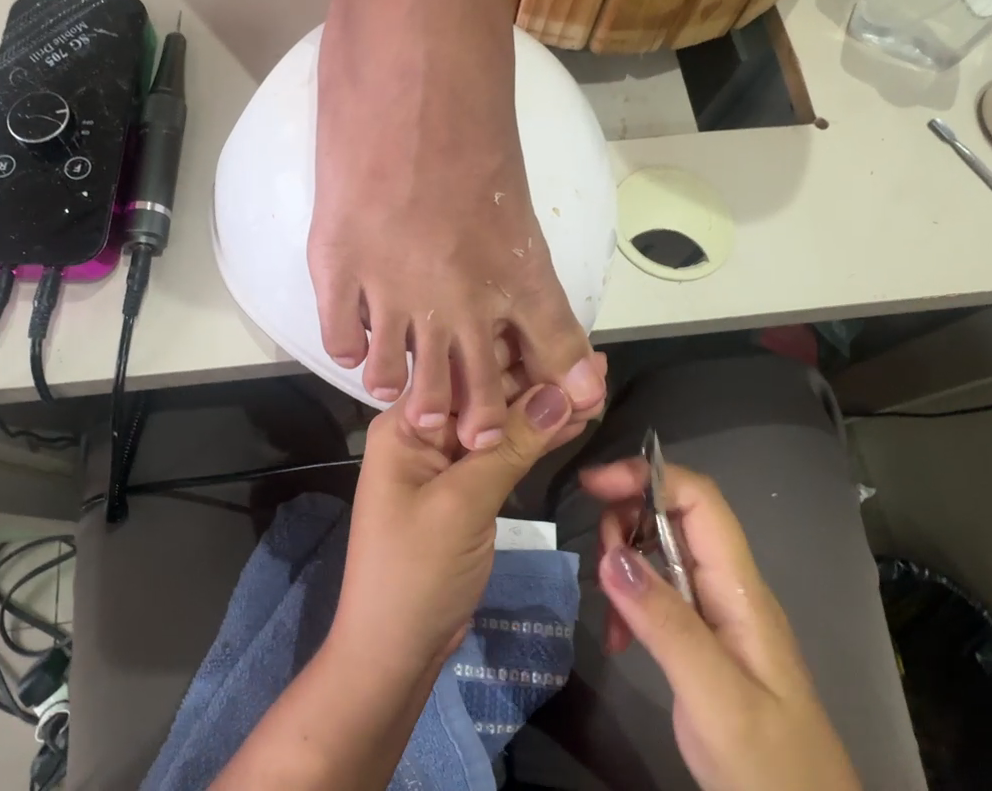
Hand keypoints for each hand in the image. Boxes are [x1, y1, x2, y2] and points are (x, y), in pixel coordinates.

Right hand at [310, 0, 606, 453]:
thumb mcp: (513, 170)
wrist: (413, 43)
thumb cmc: (475, 90)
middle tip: (469, 422)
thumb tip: (495, 268)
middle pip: (476, 389)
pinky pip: (342, 338)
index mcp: (522, 266)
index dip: (564, 386)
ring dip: (411, 391)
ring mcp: (394, 283)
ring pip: (405, 379)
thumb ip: (511, 235)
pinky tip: (357, 344)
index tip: (563, 400)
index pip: (557, 353)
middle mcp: (463, 293)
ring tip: (408, 392)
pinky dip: (352, 350)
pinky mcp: (337, 260)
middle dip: (479, 417)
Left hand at [331, 382, 582, 672]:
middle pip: (485, 394)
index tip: (569, 342)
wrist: (395, 649)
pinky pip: (505, 454)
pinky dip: (537, 441)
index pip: (465, 372)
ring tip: (596, 383)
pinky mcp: (466, 490)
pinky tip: (574, 422)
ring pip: (502, 423)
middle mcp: (424, 433)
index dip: (518, 356)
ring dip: (545, 409)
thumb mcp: (463, 504)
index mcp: (406, 423)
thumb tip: (560, 392)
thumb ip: (511, 446)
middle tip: (594, 362)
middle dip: (538, 379)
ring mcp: (446, 463)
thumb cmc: (416, 572)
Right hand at [584, 460, 860, 790]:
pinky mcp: (705, 639)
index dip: (647, 477)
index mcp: (741, 589)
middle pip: (676, 516)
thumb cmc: (769, 764)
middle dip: (627, 523)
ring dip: (625, 567)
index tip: (592, 485)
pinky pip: (660, 594)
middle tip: (598, 567)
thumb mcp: (716, 698)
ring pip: (663, 554)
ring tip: (610, 617)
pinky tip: (619, 640)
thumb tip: (610, 553)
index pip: (699, 499)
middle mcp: (731, 589)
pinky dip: (631, 603)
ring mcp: (719, 614)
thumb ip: (666, 625)